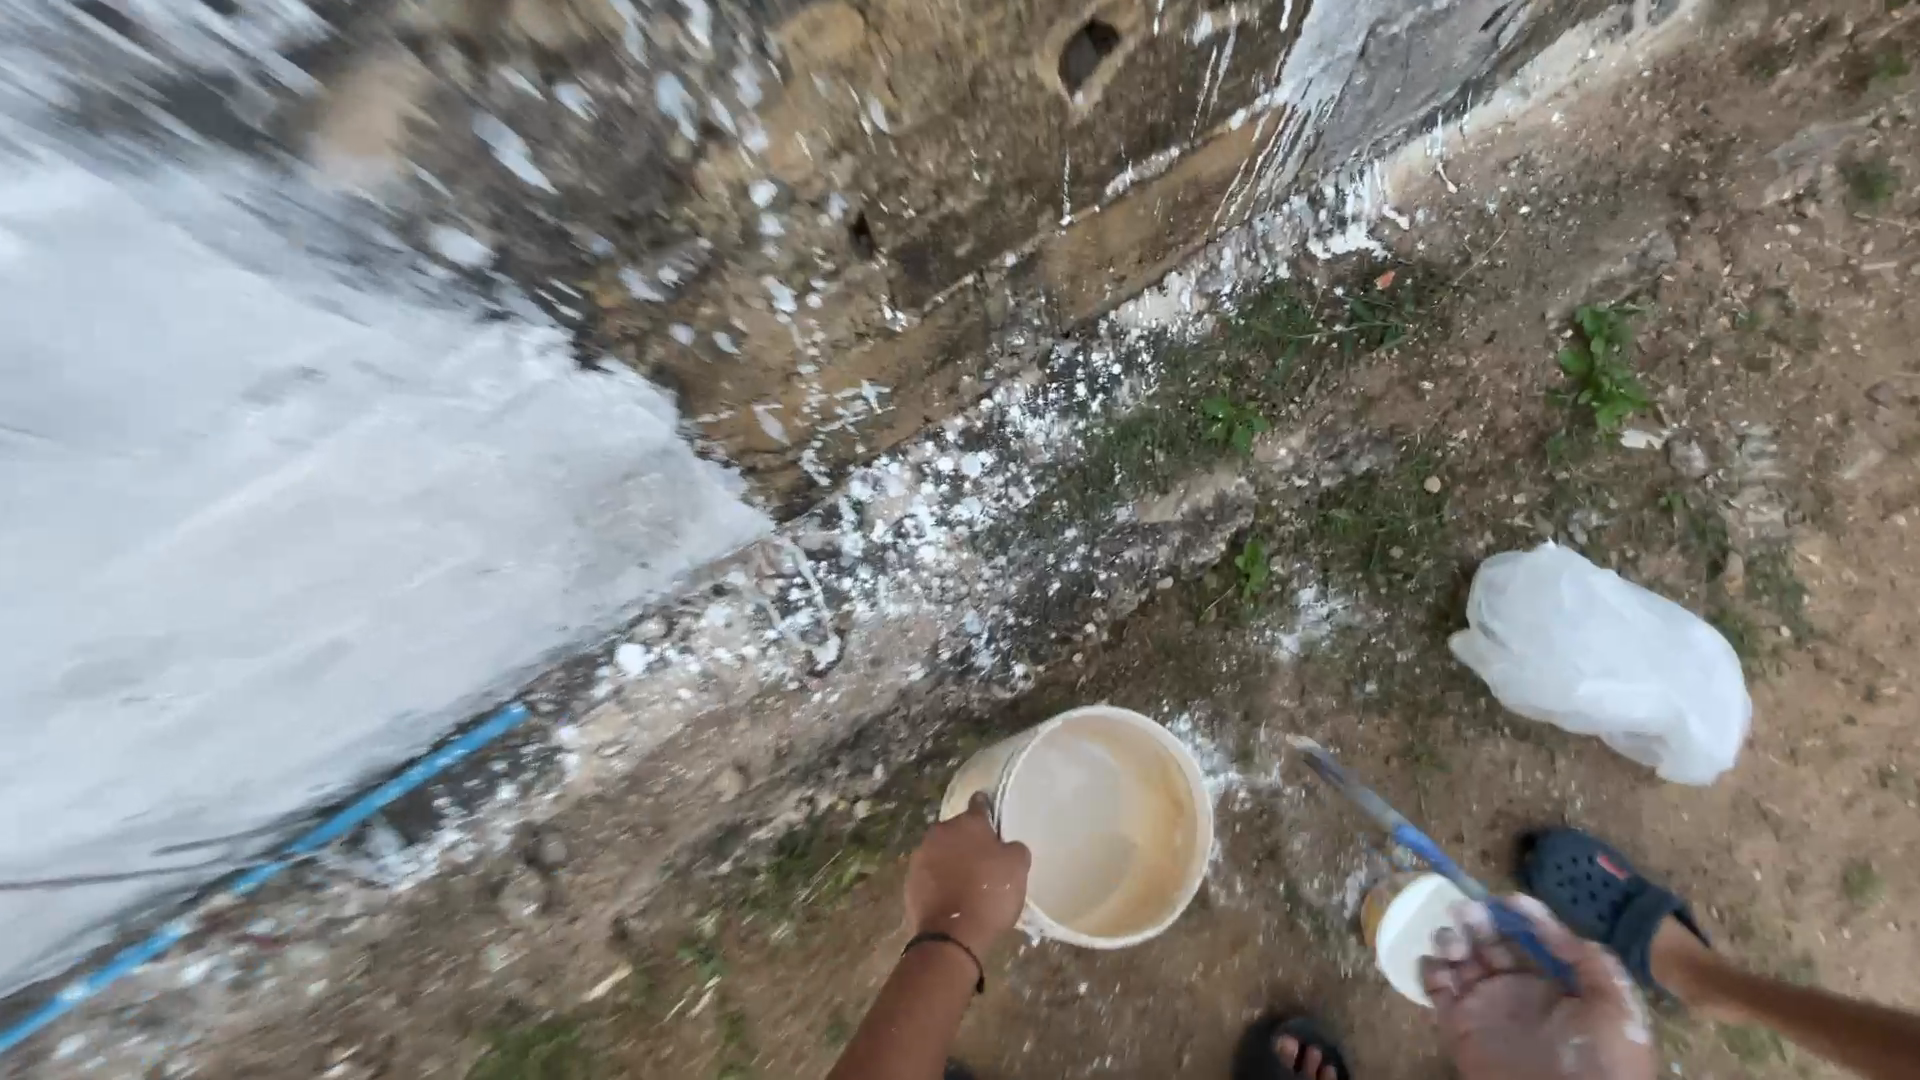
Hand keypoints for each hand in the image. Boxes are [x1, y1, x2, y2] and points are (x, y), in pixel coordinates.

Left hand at [903, 794, 1031, 954]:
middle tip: (983, 862)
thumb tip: (1007, 846)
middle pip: (958, 830)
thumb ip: (1014, 849)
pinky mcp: (910, 880)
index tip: (992, 821)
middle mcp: (941, 831)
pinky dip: (939, 881)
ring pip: (942, 852)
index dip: (987, 810)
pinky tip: (951, 898)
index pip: (979, 805)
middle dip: (968, 841)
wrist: (951, 935)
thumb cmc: (989, 895)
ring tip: (966, 884)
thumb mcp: (1017, 869)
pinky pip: (930, 874)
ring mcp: (921, 855)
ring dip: (952, 861)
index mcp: (968, 822)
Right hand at [1421, 894, 1654, 1079]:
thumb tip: (1556, 927)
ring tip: (1454, 944)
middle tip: (1466, 910)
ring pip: (1455, 955)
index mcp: (1552, 986)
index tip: (1508, 900)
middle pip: (1485, 939)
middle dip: (1475, 918)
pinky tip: (1441, 964)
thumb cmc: (1601, 1064)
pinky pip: (1432, 983)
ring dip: (1449, 938)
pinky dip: (1428, 965)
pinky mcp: (1455, 1019)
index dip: (1519, 916)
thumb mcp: (1619, 1013)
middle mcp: (1514, 989)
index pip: (1528, 939)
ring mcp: (1482, 1003)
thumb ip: (1594, 964)